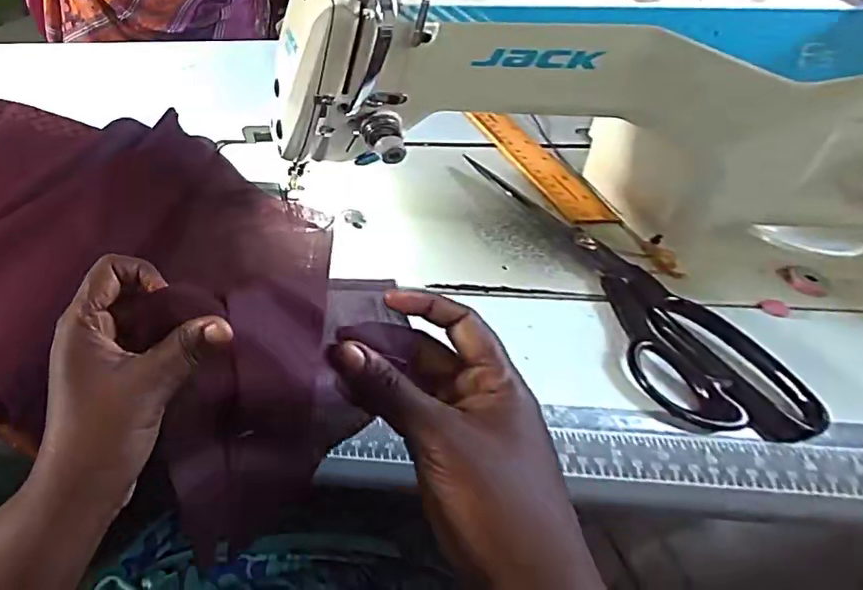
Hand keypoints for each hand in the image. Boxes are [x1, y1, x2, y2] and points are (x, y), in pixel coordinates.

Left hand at [37, 255, 231, 510]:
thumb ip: (184, 349)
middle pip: (120, 292)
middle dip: (156, 300)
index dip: (141, 273)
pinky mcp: (105, 375)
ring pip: (130, 320)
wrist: (79, 490)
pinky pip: (132, 344)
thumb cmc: (104, 428)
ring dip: (159, 324)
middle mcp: (83, 329)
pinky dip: (155, 345)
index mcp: (81, 320)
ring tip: (190, 337)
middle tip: (186, 319)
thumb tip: (223, 325)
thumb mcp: (148, 383)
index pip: (108, 269)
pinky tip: (181, 358)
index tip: (167, 300)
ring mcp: (93, 353)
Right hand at [330, 289, 599, 589]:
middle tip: (346, 338)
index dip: (426, 305)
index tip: (387, 299)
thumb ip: (392, 389)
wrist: (522, 582)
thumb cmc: (508, 511)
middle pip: (427, 351)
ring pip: (410, 381)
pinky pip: (402, 408)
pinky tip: (351, 392)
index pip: (463, 324)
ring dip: (376, 370)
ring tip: (339, 363)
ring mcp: (456, 424)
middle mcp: (477, 398)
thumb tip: (350, 350)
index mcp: (497, 384)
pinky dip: (376, 397)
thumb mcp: (442, 436)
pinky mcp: (438, 449)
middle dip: (386, 341)